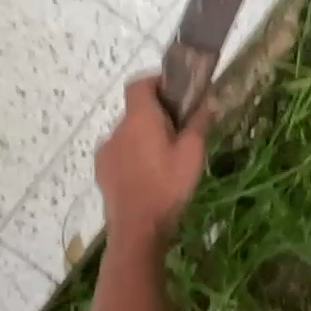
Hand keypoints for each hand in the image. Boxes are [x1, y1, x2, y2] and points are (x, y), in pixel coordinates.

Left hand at [95, 77, 211, 252]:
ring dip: (146, 135)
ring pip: (129, 131)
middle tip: (181, 128)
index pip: (139, 84)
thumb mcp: (194, 151)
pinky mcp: (102, 172)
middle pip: (136, 108)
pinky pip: (121, 151)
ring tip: (167, 155)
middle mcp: (117, 130)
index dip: (157, 81)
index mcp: (139, 119)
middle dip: (158, 112)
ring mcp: (106, 152)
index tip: (177, 92)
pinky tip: (150, 173)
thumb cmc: (168, 185)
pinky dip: (135, 153)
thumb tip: (208, 101)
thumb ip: (200, 122)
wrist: (137, 229)